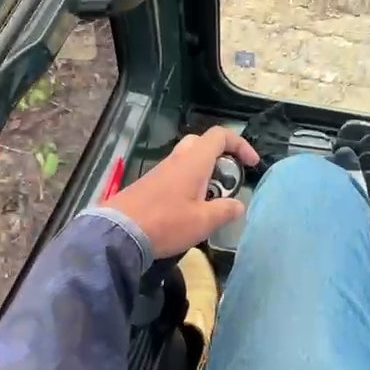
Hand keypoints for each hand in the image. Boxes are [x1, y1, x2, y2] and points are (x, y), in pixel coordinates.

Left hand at [104, 127, 259, 258]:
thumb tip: (238, 205)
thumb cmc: (166, 223)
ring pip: (188, 160)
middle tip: (227, 180)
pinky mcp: (148, 184)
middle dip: (220, 157)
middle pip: (203, 144)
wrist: (118, 233)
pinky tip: (188, 210)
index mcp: (194, 161)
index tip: (251, 164)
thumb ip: (225, 211)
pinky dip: (188, 184)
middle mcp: (177, 159)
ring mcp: (160, 171)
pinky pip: (175, 174)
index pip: (220, 136)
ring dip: (204, 174)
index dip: (240, 144)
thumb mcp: (203, 222)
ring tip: (210, 202)